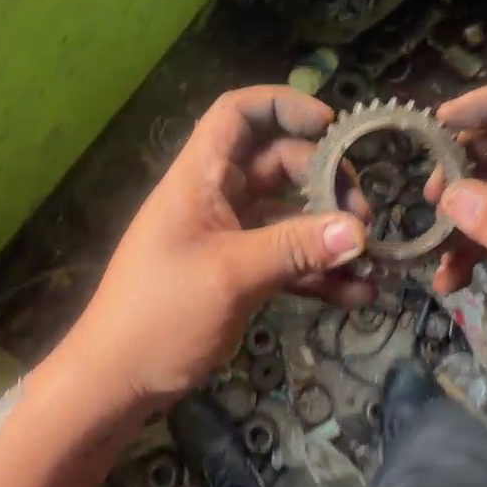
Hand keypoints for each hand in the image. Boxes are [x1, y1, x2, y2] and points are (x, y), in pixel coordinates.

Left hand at [57, 87, 370, 409]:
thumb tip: (359, 231)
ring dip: (329, 231)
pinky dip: (318, 271)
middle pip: (279, 163)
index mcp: (199, 177)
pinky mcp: (239, 271)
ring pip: (289, 213)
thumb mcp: (231, 275)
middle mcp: (217, 196)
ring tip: (370, 259)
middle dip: (325, 181)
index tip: (331, 125)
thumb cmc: (160, 314)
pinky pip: (287, 257)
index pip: (237, 114)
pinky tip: (356, 295)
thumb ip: (295, 248)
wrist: (116, 381)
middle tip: (362, 216)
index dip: (282, 106)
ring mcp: (229, 235)